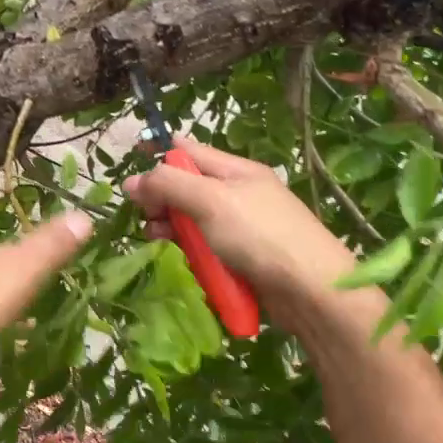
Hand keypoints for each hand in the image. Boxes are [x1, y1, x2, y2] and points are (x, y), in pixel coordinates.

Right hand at [122, 138, 354, 298]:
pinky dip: (187, 248)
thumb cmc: (261, 236)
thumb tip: (131, 180)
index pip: (187, 151)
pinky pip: (202, 243)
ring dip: (169, 226)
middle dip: (159, 198)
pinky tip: (182, 257)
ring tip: (159, 239)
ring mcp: (238, 225)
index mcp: (236, 170)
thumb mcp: (210, 201)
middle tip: (150, 216)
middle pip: (184, 186)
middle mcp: (237, 193)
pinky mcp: (238, 254)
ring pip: (189, 217)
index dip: (157, 158)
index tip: (131, 178)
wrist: (311, 291)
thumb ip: (168, 185)